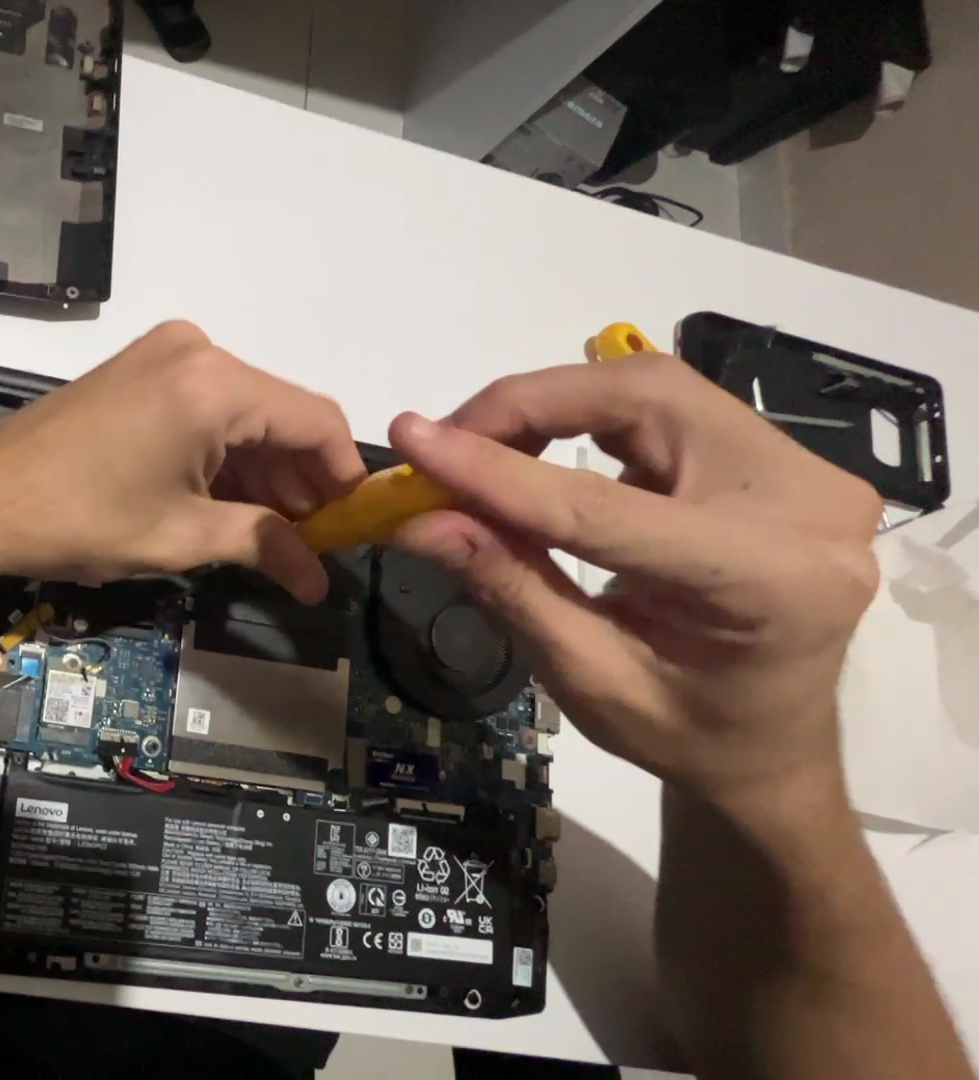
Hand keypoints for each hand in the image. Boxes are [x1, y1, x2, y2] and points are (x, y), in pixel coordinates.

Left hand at [0, 321, 366, 602]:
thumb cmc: (77, 519)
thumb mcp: (178, 537)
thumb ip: (261, 546)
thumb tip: (318, 581)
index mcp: (216, 383)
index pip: (316, 421)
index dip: (341, 479)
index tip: (349, 530)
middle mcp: (197, 351)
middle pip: (278, 414)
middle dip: (297, 480)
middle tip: (305, 544)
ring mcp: (161, 355)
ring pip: (240, 413)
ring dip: (259, 470)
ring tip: (265, 533)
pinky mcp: (135, 371)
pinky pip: (202, 408)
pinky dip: (220, 453)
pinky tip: (223, 500)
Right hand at [387, 355, 882, 813]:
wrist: (768, 742)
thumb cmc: (681, 730)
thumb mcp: (580, 674)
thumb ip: (504, 585)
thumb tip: (416, 521)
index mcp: (769, 580)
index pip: (600, 503)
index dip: (493, 470)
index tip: (408, 441)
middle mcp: (802, 500)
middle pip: (642, 398)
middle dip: (523, 408)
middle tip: (441, 443)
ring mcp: (795, 466)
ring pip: (645, 387)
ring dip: (542, 405)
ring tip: (474, 449)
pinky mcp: (765, 454)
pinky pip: (655, 404)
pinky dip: (572, 413)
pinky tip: (527, 451)